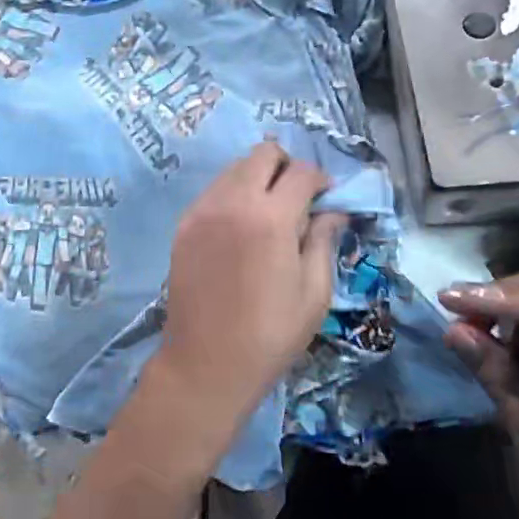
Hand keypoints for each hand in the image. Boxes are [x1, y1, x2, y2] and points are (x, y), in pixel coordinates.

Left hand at [153, 142, 346, 432]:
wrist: (205, 366)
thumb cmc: (270, 335)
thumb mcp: (314, 293)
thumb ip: (323, 241)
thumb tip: (333, 211)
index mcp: (272, 218)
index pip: (302, 172)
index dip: (320, 180)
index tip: (326, 199)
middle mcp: (234, 201)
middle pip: (264, 153)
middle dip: (287, 166)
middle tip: (296, 198)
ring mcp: (203, 210)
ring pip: (236, 167)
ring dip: (258, 177)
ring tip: (268, 214)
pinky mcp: (184, 224)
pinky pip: (215, 190)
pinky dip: (234, 194)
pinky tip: (241, 229)